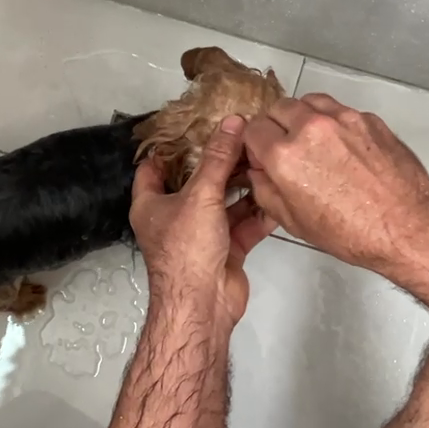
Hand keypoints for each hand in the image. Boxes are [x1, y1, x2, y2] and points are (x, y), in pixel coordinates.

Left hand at [131, 116, 275, 328]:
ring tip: (265, 160)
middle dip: (219, 163)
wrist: (203, 305)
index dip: (171, 146)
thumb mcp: (201, 195)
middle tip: (243, 138)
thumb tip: (231, 122)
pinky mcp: (225, 250)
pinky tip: (276, 195)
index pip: (153, 167)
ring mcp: (200, 235)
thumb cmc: (187, 249)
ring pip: (223, 204)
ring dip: (243, 187)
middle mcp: (173, 217)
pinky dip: (258, 214)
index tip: (196, 125)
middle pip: (197, 182)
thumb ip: (218, 158)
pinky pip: (243, 225)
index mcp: (151, 204)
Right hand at [241, 94, 428, 273]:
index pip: (252, 128)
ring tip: (312, 142)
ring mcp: (342, 118)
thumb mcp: (292, 222)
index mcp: (285, 155)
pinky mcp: (367, 118)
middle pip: (278, 107)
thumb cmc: (349, 232)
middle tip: (286, 148)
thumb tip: (259, 172)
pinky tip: (341, 147)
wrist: (406, 226)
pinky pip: (339, 110)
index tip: (262, 156)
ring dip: (303, 117)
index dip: (254, 144)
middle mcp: (310, 128)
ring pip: (308, 101)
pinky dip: (332, 122)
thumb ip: (265, 190)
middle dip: (276, 126)